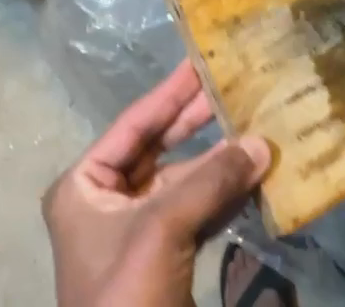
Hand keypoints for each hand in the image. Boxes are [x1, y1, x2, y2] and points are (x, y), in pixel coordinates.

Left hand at [43, 62, 271, 306]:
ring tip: (255, 126)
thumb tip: (261, 142)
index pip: (133, 126)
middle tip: (233, 84)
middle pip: (158, 148)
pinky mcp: (164, 257)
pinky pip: (196, 211)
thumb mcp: (162, 228)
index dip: (169, 93)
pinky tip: (253, 174)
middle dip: (197, 121)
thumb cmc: (125, 294)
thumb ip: (210, 180)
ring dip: (218, 160)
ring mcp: (136, 231)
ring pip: (183, 179)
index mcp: (83, 186)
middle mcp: (106, 201)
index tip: (200, 61)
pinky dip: (224, 193)